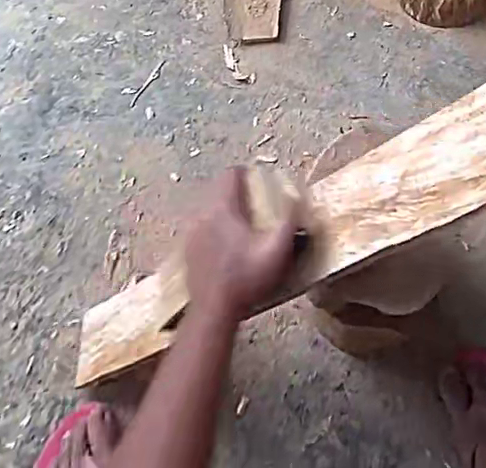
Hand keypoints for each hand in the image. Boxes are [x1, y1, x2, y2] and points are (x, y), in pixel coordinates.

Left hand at [184, 169, 298, 322]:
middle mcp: (203, 215)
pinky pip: (201, 226)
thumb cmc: (246, 280)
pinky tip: (227, 244)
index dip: (246, 173)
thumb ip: (289, 220)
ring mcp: (192, 233)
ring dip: (224, 208)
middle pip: (218, 188)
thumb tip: (297, 197)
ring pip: (208, 207)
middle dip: (236, 190)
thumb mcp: (277, 250)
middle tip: (254, 202)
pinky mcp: (187, 250)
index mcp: (224, 209)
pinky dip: (214, 226)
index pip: (230, 174)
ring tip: (242, 222)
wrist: (213, 313)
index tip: (258, 180)